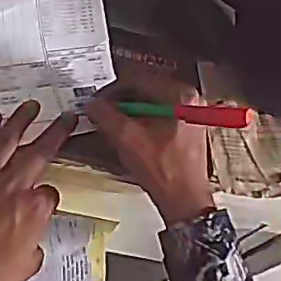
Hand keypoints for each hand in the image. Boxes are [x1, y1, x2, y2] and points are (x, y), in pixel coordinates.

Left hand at [0, 101, 75, 280]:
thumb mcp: (28, 262)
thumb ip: (36, 233)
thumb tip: (34, 222)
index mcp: (32, 209)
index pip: (51, 191)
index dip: (50, 196)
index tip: (46, 201)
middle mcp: (10, 187)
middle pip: (40, 150)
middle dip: (57, 131)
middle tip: (66, 118)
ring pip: (8, 138)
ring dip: (23, 119)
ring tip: (32, 107)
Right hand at [87, 74, 216, 224]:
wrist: (184, 201)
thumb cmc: (164, 172)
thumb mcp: (126, 138)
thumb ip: (105, 115)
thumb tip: (92, 104)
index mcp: (179, 96)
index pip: (137, 78)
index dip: (111, 90)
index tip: (97, 101)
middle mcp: (188, 100)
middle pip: (144, 89)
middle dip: (119, 102)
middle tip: (101, 112)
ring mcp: (188, 114)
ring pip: (148, 103)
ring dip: (127, 112)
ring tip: (111, 125)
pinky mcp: (185, 128)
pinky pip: (156, 116)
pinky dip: (139, 122)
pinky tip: (126, 135)